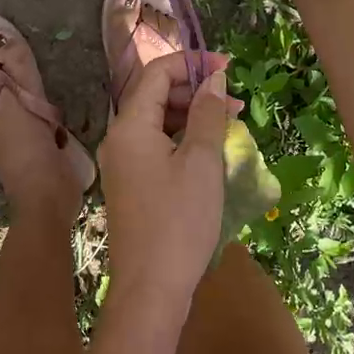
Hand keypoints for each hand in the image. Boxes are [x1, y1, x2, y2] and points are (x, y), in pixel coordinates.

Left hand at [98, 51, 235, 313]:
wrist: (150, 290)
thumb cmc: (178, 220)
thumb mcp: (201, 161)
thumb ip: (207, 113)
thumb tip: (213, 78)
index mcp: (129, 125)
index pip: (157, 73)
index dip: (192, 64)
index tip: (228, 67)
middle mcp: (118, 137)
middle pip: (155, 95)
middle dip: (194, 90)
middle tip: (235, 101)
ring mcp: (121, 163)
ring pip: (156, 121)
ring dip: (190, 115)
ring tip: (228, 123)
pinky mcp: (130, 184)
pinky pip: (154, 145)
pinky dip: (181, 138)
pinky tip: (207, 149)